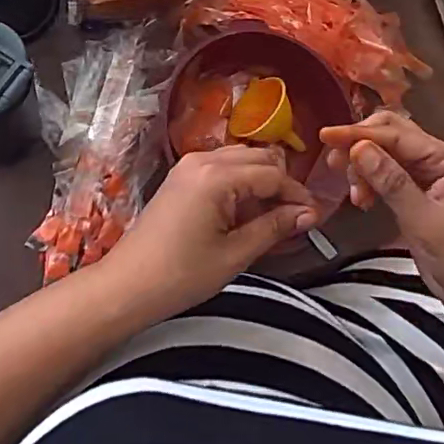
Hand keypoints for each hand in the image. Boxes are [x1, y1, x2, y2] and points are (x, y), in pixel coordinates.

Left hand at [100, 146, 316, 319]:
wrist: (127, 284)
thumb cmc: (180, 275)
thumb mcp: (234, 254)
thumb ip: (273, 228)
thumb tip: (307, 214)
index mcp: (216, 176)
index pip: (272, 174)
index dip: (297, 195)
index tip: (315, 218)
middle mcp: (202, 160)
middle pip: (257, 159)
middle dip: (281, 184)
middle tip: (297, 219)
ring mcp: (188, 165)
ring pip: (240, 160)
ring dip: (261, 182)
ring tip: (274, 219)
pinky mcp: (181, 176)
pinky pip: (221, 168)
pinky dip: (240, 183)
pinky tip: (246, 213)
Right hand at [319, 112, 443, 311]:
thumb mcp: (425, 220)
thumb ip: (391, 182)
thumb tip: (358, 148)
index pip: (397, 134)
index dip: (359, 133)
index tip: (326, 136)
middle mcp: (437, 158)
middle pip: (389, 135)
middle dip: (359, 146)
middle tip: (334, 164)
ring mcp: (425, 174)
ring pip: (382, 154)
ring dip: (362, 168)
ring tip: (356, 196)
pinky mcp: (414, 191)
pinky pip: (383, 174)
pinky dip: (368, 181)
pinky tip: (362, 199)